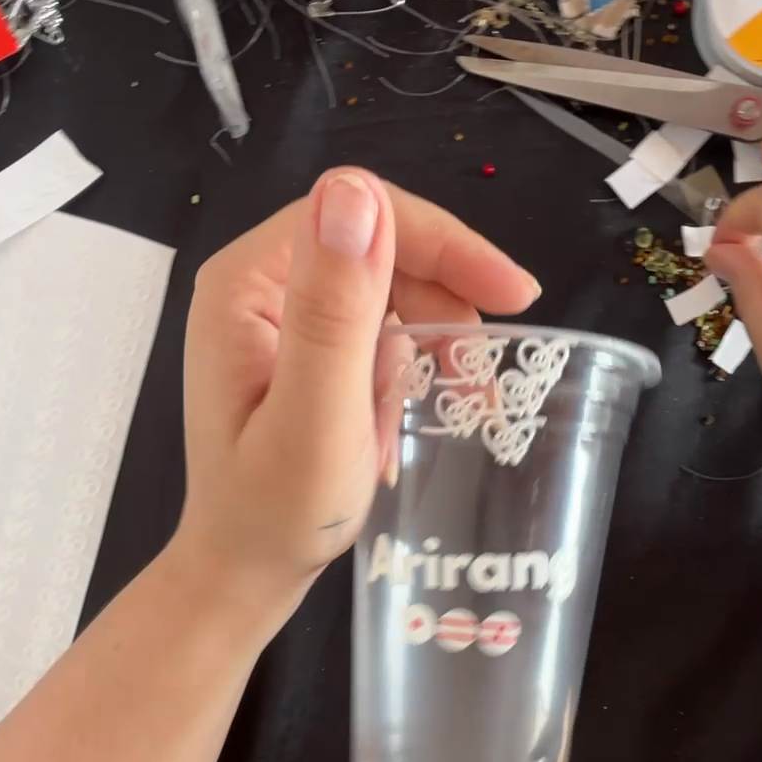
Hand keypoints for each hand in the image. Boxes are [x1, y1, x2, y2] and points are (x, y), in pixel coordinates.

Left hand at [172, 168, 538, 612]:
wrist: (247, 570)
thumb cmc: (275, 514)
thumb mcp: (314, 420)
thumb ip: (333, 312)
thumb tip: (356, 191)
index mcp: (246, 285)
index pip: (359, 215)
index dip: (444, 244)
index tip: (515, 296)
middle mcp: (258, 287)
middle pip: (379, 250)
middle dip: (441, 306)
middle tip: (477, 380)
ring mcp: (279, 319)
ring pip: (387, 292)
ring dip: (428, 346)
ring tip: (439, 410)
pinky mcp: (302, 350)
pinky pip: (375, 333)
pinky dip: (404, 371)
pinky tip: (397, 420)